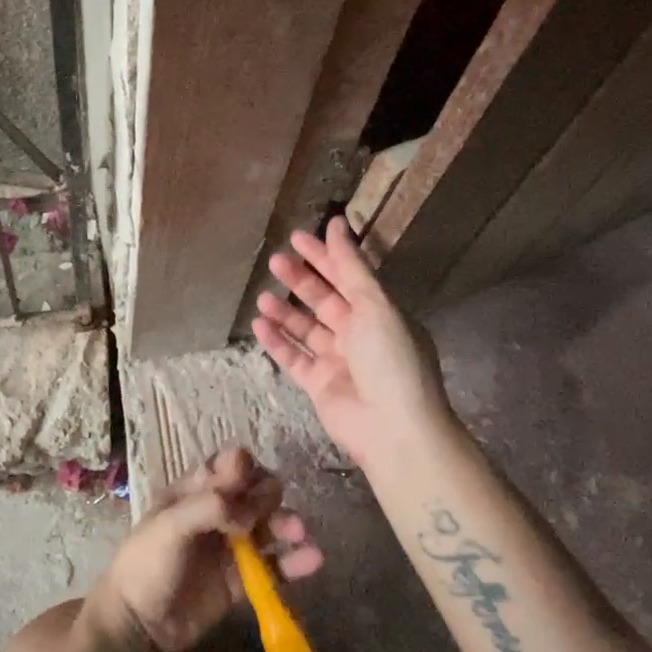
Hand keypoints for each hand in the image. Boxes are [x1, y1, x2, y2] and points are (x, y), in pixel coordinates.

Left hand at [88, 448, 322, 651]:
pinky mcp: (240, 581)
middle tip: (268, 510)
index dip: (242, 469)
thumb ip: (209, 505)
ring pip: (267, 527)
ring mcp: (229, 547)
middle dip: (268, 495)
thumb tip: (251, 497)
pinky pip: (272, 567)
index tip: (249, 479)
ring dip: (285, 523)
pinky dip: (293, 562)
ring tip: (298, 531)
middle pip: (253, 493)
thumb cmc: (147, 563)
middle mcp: (215, 514)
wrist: (139, 624)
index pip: (226, 467)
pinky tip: (312, 559)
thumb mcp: (170, 525)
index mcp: (193, 491)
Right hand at [252, 217, 453, 468]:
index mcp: (379, 313)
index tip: (298, 237)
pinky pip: (293, 357)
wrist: (393, 428)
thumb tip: (338, 224)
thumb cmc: (390, 359)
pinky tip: (259, 324)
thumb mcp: (375, 305)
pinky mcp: (319, 385)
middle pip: (324, 300)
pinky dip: (276, 341)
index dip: (324, 256)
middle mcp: (359, 334)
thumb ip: (351, 266)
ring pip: (305, 328)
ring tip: (261, 296)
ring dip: (284, 311)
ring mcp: (338, 361)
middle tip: (275, 261)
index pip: (348, 276)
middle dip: (300, 280)